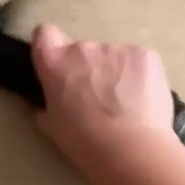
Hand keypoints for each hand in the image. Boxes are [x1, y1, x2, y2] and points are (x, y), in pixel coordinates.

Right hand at [31, 23, 180, 170]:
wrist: (132, 150)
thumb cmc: (86, 143)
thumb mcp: (53, 129)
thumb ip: (44, 109)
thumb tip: (39, 105)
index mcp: (55, 63)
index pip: (45, 34)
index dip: (51, 47)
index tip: (60, 65)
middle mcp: (84, 48)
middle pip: (84, 51)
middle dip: (89, 69)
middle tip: (98, 99)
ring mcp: (117, 48)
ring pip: (114, 57)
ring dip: (116, 73)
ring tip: (126, 105)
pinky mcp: (145, 55)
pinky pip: (138, 62)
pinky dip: (140, 77)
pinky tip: (143, 101)